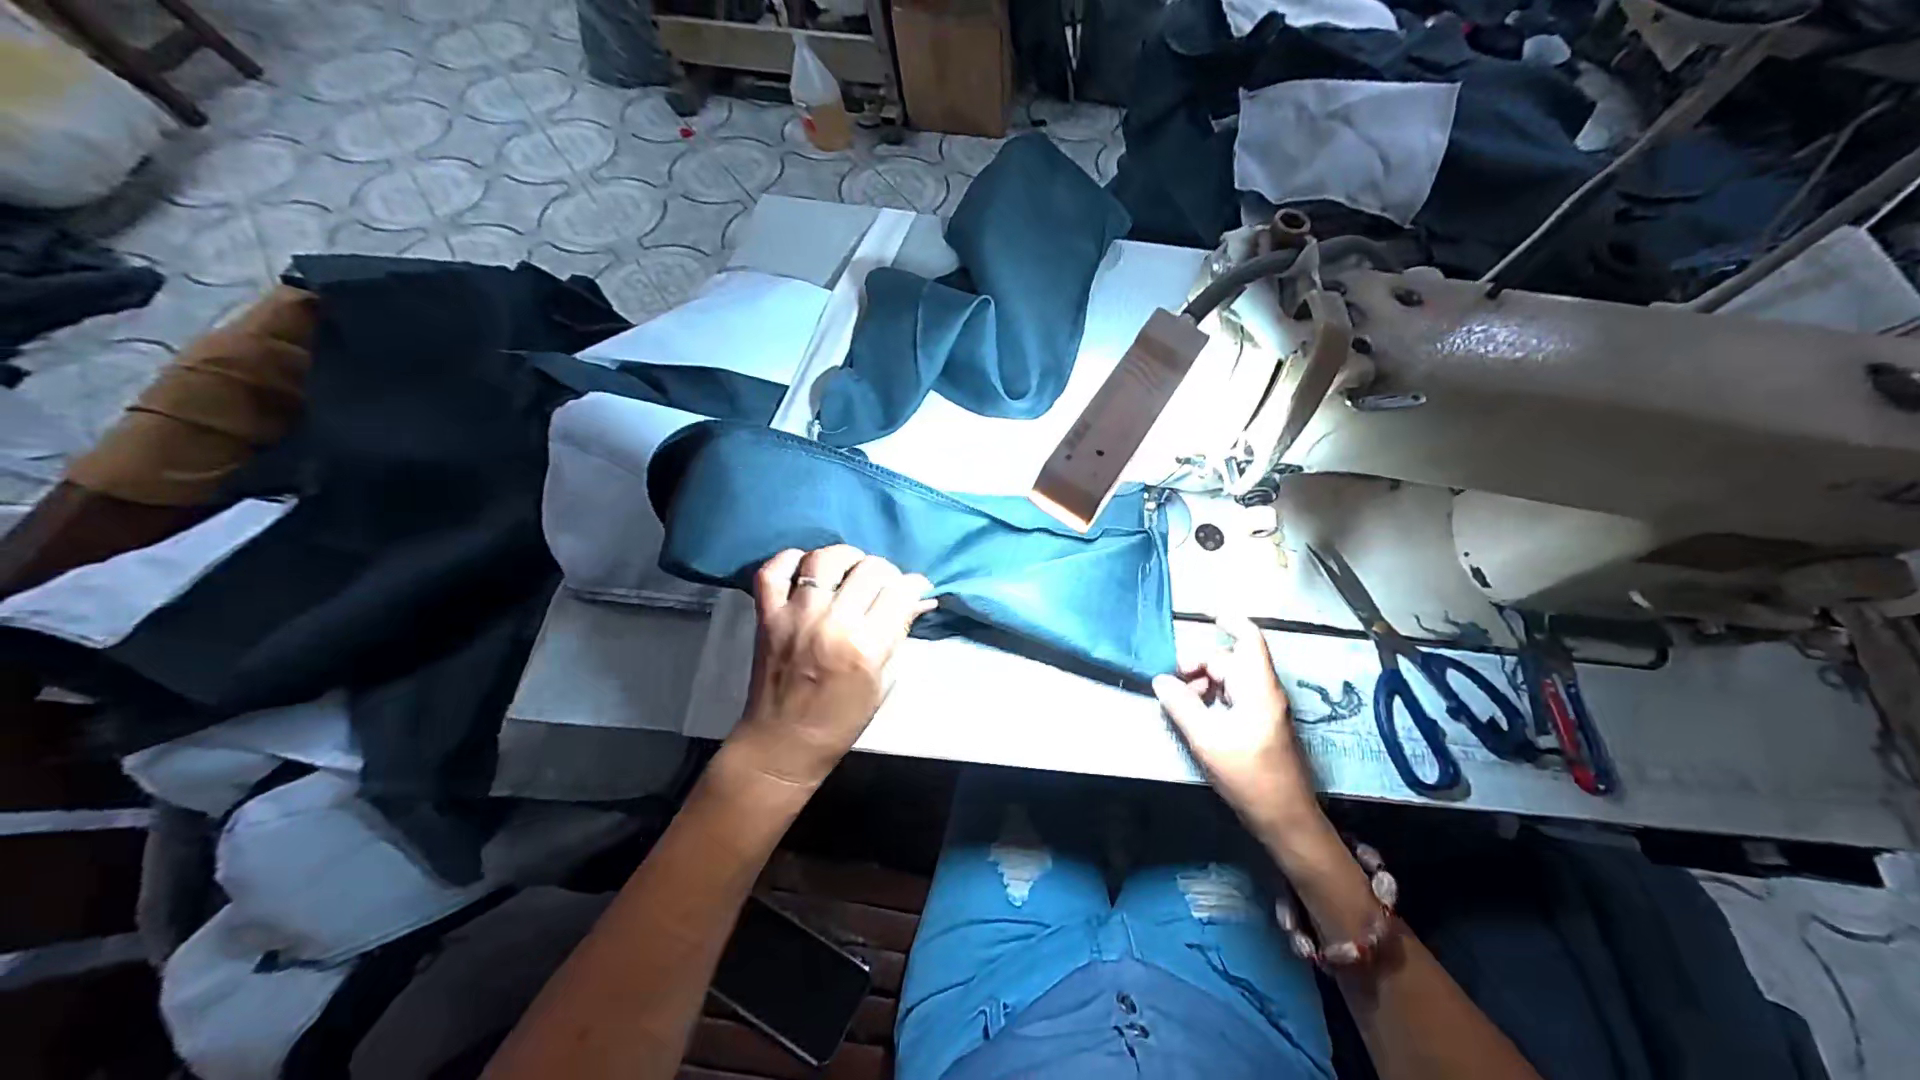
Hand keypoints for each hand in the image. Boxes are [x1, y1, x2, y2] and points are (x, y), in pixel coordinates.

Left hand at [727, 545, 934, 789]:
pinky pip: (774, 570)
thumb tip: (917, 600)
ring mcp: (795, 616)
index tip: (915, 588)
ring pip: (825, 559)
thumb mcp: (882, 683)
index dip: (914, 584)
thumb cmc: (841, 721)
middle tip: (885, 584)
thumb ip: (898, 635)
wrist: (783, 743)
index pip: (899, 592)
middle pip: (869, 569)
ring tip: (851, 570)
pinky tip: (807, 568)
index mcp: (865, 647)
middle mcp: (832, 623)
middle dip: (886, 572)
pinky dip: (791, 560)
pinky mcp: (766, 615)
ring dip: (846, 558)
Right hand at [1153, 615, 1322, 831]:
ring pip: (1230, 680)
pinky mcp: (1259, 727)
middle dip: (1200, 664)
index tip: (1208, 615)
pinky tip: (1195, 716)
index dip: (1231, 622)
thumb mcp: (1207, 739)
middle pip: (1231, 660)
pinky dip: (1212, 699)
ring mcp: (1264, 710)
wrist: (1285, 818)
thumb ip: (1182, 705)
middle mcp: (1264, 693)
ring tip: (1181, 702)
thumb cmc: (1250, 776)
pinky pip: (1233, 699)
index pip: (1250, 640)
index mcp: (1258, 688)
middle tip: (1173, 681)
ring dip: (1203, 683)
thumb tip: (1161, 680)